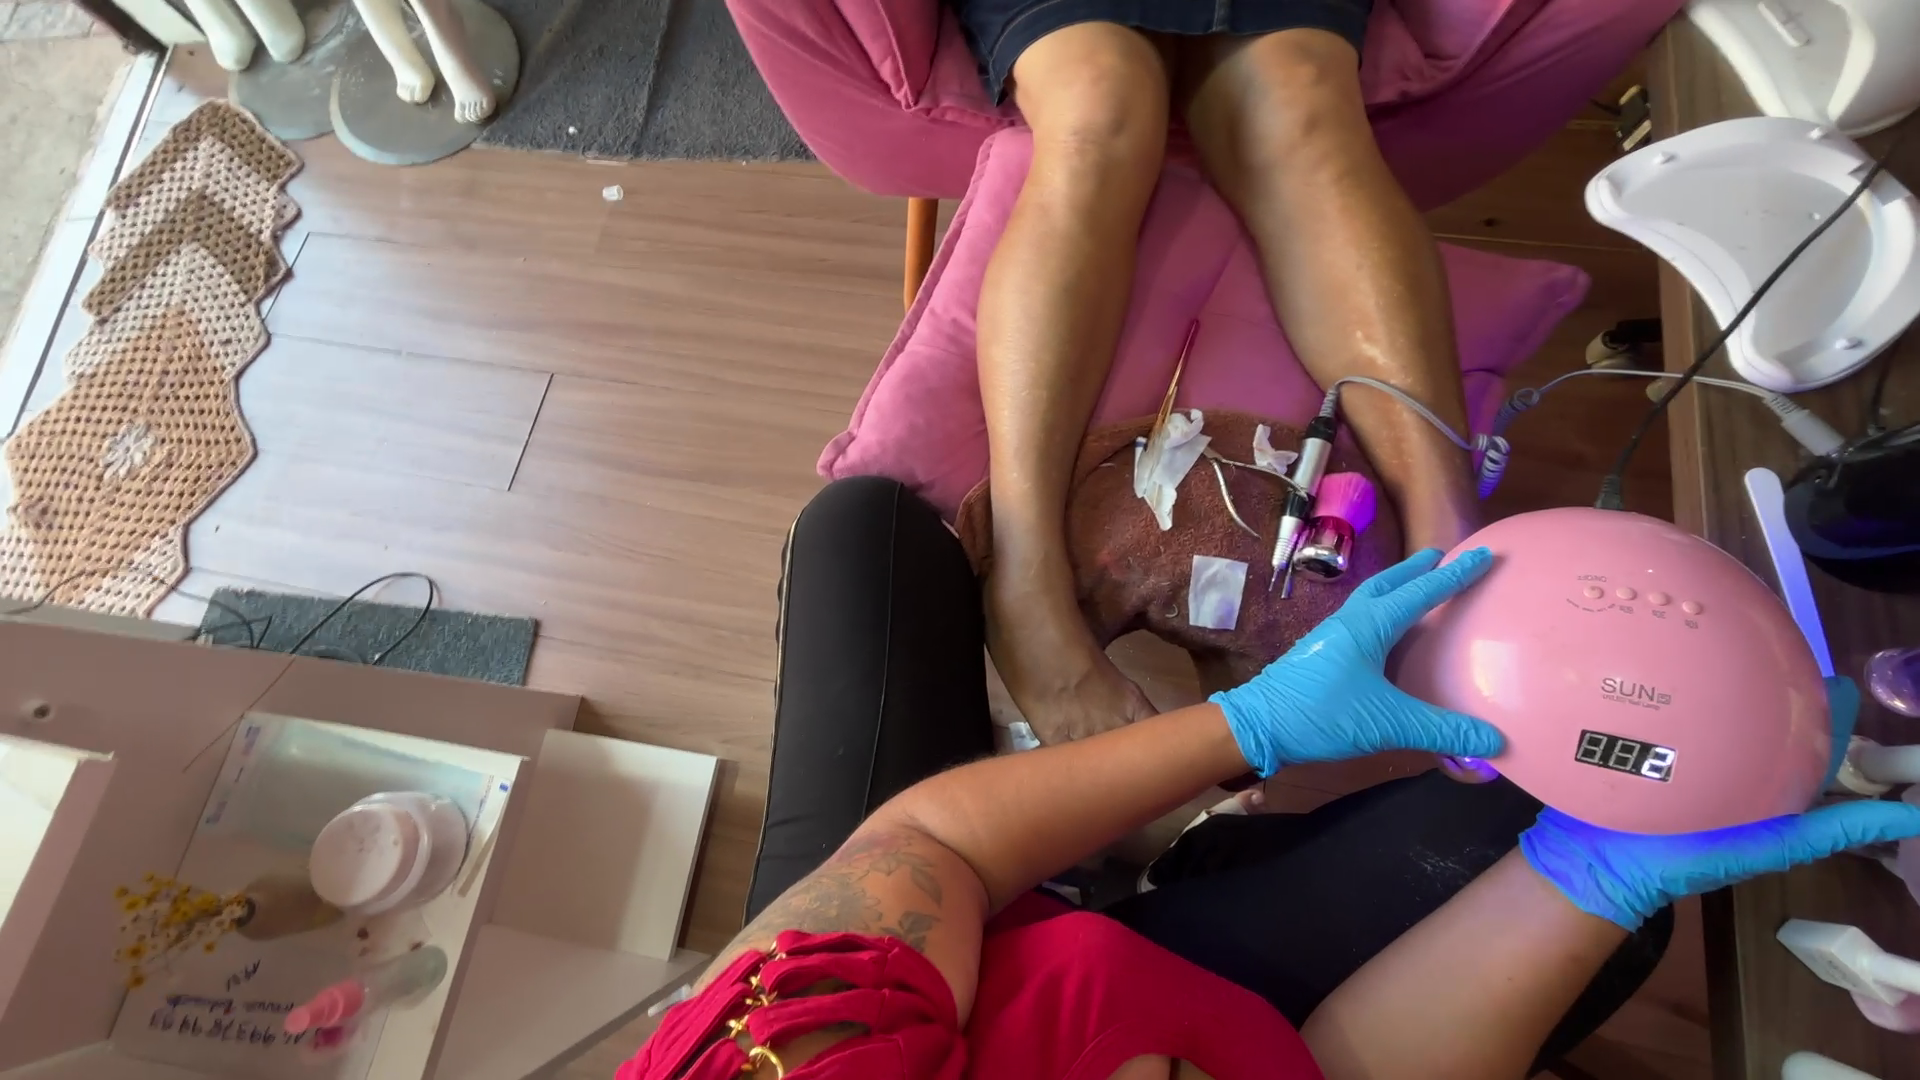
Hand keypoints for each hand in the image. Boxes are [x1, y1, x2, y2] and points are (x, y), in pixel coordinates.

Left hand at [1210, 547, 1504, 776]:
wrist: (1258, 725)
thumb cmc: (1322, 715)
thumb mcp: (1388, 724)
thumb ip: (1443, 731)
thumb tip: (1498, 744)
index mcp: (1366, 627)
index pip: (1418, 594)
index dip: (1452, 576)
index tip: (1481, 554)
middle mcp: (1347, 623)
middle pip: (1385, 586)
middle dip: (1414, 570)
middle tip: (1441, 556)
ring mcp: (1329, 637)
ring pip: (1366, 601)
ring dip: (1393, 589)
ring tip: (1416, 585)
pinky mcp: (1319, 653)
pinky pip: (1357, 621)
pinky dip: (1378, 613)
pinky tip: (1384, 632)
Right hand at [1521, 677, 1919, 929]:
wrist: (1586, 858)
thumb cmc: (1674, 860)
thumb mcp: (1756, 849)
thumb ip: (1822, 832)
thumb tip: (1913, 818)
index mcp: (1748, 791)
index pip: (1793, 748)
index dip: (1816, 718)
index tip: (1829, 681)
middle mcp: (1707, 768)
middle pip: (1739, 726)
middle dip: (1758, 694)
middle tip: (1766, 652)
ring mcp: (1656, 753)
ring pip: (1687, 717)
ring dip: (1698, 688)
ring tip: (1706, 648)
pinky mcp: (1613, 742)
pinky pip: (1634, 714)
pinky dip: (1644, 695)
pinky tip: (1642, 667)